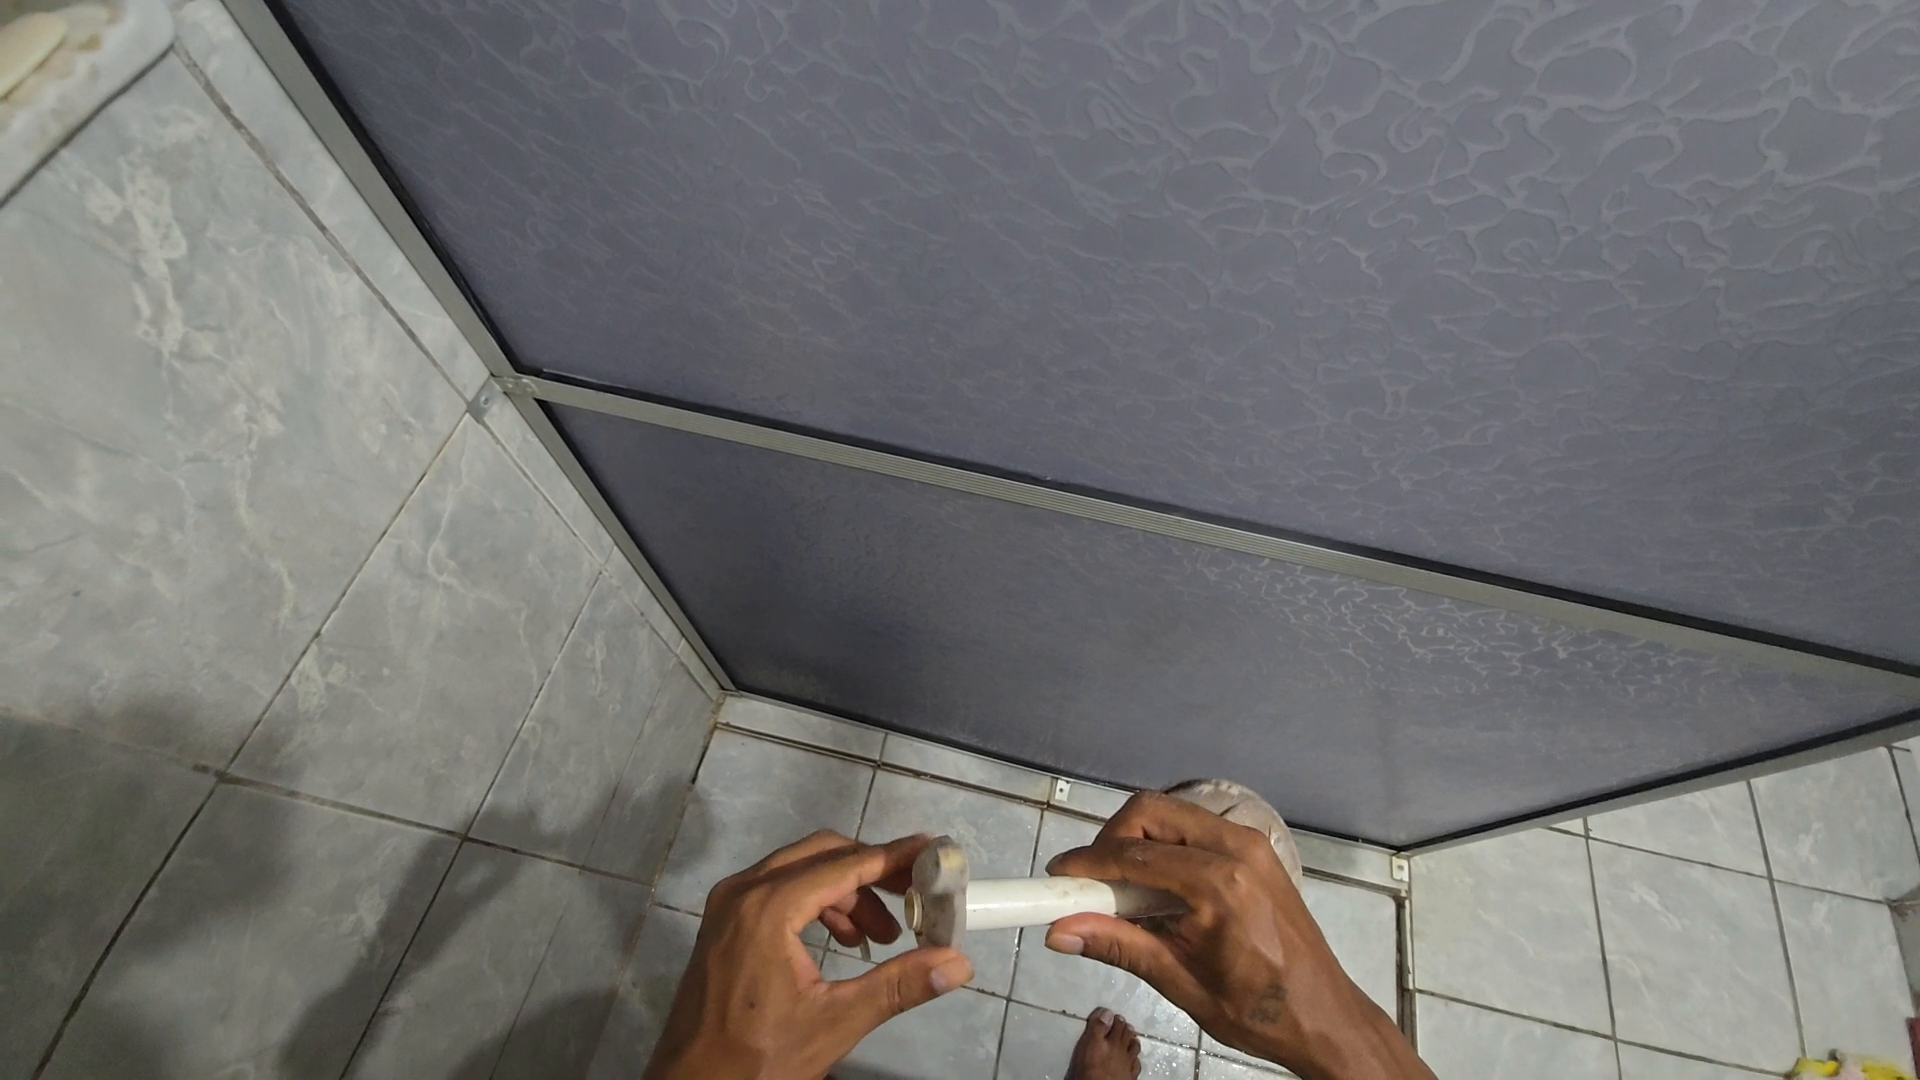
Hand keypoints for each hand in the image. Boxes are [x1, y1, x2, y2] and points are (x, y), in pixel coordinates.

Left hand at [645, 831, 974, 1079]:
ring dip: (847, 890)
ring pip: (803, 868)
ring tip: (880, 935)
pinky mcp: (725, 918)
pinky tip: (843, 939)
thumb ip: (899, 985)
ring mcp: (730, 901)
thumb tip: (957, 963)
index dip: (892, 857)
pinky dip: (818, 901)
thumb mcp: (835, 1023)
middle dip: (872, 871)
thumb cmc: (759, 1062)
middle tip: (912, 894)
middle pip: (824, 853)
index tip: (930, 850)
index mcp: (769, 906)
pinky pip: (781, 886)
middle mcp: (745, 888)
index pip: (845, 864)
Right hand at [1045, 793, 1433, 1079]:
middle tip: (1094, 878)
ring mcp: (1247, 840)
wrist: (1327, 1017)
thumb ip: (1117, 945)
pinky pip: (1191, 824)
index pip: (1134, 855)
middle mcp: (1234, 847)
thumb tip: (1058, 932)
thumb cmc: (1255, 1010)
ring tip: (1122, 883)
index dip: (1089, 862)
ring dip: (1135, 837)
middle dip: (1111, 838)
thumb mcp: (1180, 983)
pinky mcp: (1252, 844)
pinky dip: (1162, 841)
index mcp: (1219, 885)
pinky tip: (1157, 881)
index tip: (1059, 876)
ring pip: (1169, 812)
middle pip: (1150, 811)